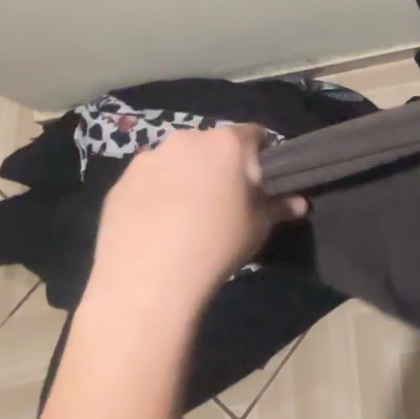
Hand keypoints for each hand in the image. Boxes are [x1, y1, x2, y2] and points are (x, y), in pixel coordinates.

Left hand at [84, 124, 306, 319]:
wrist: (147, 283)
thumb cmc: (216, 245)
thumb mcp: (259, 227)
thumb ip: (280, 206)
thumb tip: (299, 202)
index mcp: (227, 143)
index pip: (255, 135)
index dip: (261, 157)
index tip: (259, 184)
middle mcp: (186, 139)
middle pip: (212, 145)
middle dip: (220, 165)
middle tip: (223, 201)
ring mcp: (148, 159)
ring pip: (177, 161)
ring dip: (185, 177)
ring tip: (185, 216)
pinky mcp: (120, 183)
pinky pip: (148, 181)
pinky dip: (155, 194)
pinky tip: (156, 226)